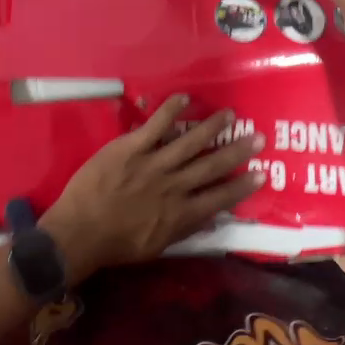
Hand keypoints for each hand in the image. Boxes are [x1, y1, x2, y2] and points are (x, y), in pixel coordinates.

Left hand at [40, 95, 264, 283]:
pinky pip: (156, 125)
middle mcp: (173, 186)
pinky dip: (171, 110)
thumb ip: (183, 229)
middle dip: (237, 151)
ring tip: (230, 114)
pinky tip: (185, 98)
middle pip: (211, 165)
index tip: (262, 174)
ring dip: (211, 126)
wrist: (82, 230)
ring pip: (189, 141)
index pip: (220, 198)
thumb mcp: (158, 246)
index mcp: (181, 214)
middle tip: (258, 137)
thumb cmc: (117, 243)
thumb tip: (209, 217)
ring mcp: (153, 164)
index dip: (242, 186)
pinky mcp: (131, 147)